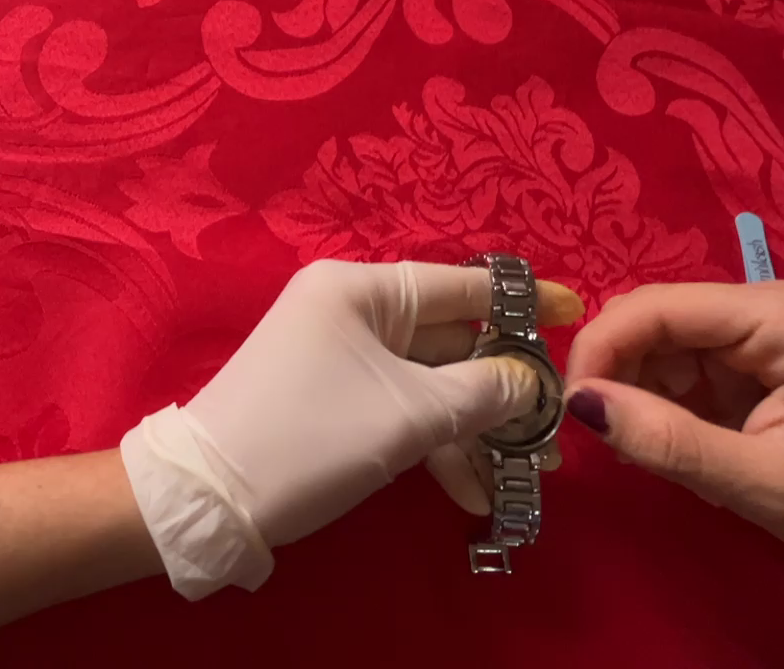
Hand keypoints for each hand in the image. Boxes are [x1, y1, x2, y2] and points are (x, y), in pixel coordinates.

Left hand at [122, 259, 585, 597]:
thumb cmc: (312, 436)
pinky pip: (396, 402)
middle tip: (551, 430)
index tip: (575, 309)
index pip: (456, 285)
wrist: (209, 497)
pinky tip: (468, 487)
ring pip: (424, 378)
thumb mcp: (408, 415)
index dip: (518, 301)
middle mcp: (347, 308)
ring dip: (469, 424)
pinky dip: (430, 437)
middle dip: (498, 386)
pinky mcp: (330, 391)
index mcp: (358, 288)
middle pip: (444, 337)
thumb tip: (530, 381)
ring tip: (522, 475)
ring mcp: (336, 351)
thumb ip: (482, 392)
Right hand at [563, 281, 783, 609]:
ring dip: (639, 395)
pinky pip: (682, 371)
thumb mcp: (773, 487)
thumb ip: (671, 442)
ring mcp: (763, 336)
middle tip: (609, 441)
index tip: (572, 409)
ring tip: (652, 455)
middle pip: (654, 321)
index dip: (602, 348)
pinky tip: (683, 450)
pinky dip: (664, 408)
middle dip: (619, 374)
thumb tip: (577, 404)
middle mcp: (767, 310)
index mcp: (782, 318)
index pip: (658, 308)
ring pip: (660, 346)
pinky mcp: (757, 366)